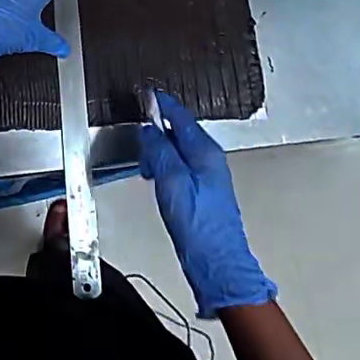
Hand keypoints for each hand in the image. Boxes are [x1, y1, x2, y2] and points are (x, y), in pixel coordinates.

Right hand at [139, 92, 276, 317]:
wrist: (219, 266)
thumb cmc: (200, 228)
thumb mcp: (172, 183)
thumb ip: (160, 152)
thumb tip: (149, 131)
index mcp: (205, 153)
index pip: (182, 117)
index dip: (163, 104)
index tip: (149, 93)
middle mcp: (210, 161)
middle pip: (181, 132)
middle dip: (159, 127)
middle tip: (140, 125)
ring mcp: (208, 178)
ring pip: (180, 150)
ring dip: (161, 149)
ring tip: (144, 156)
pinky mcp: (203, 194)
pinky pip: (181, 167)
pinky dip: (165, 165)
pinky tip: (156, 176)